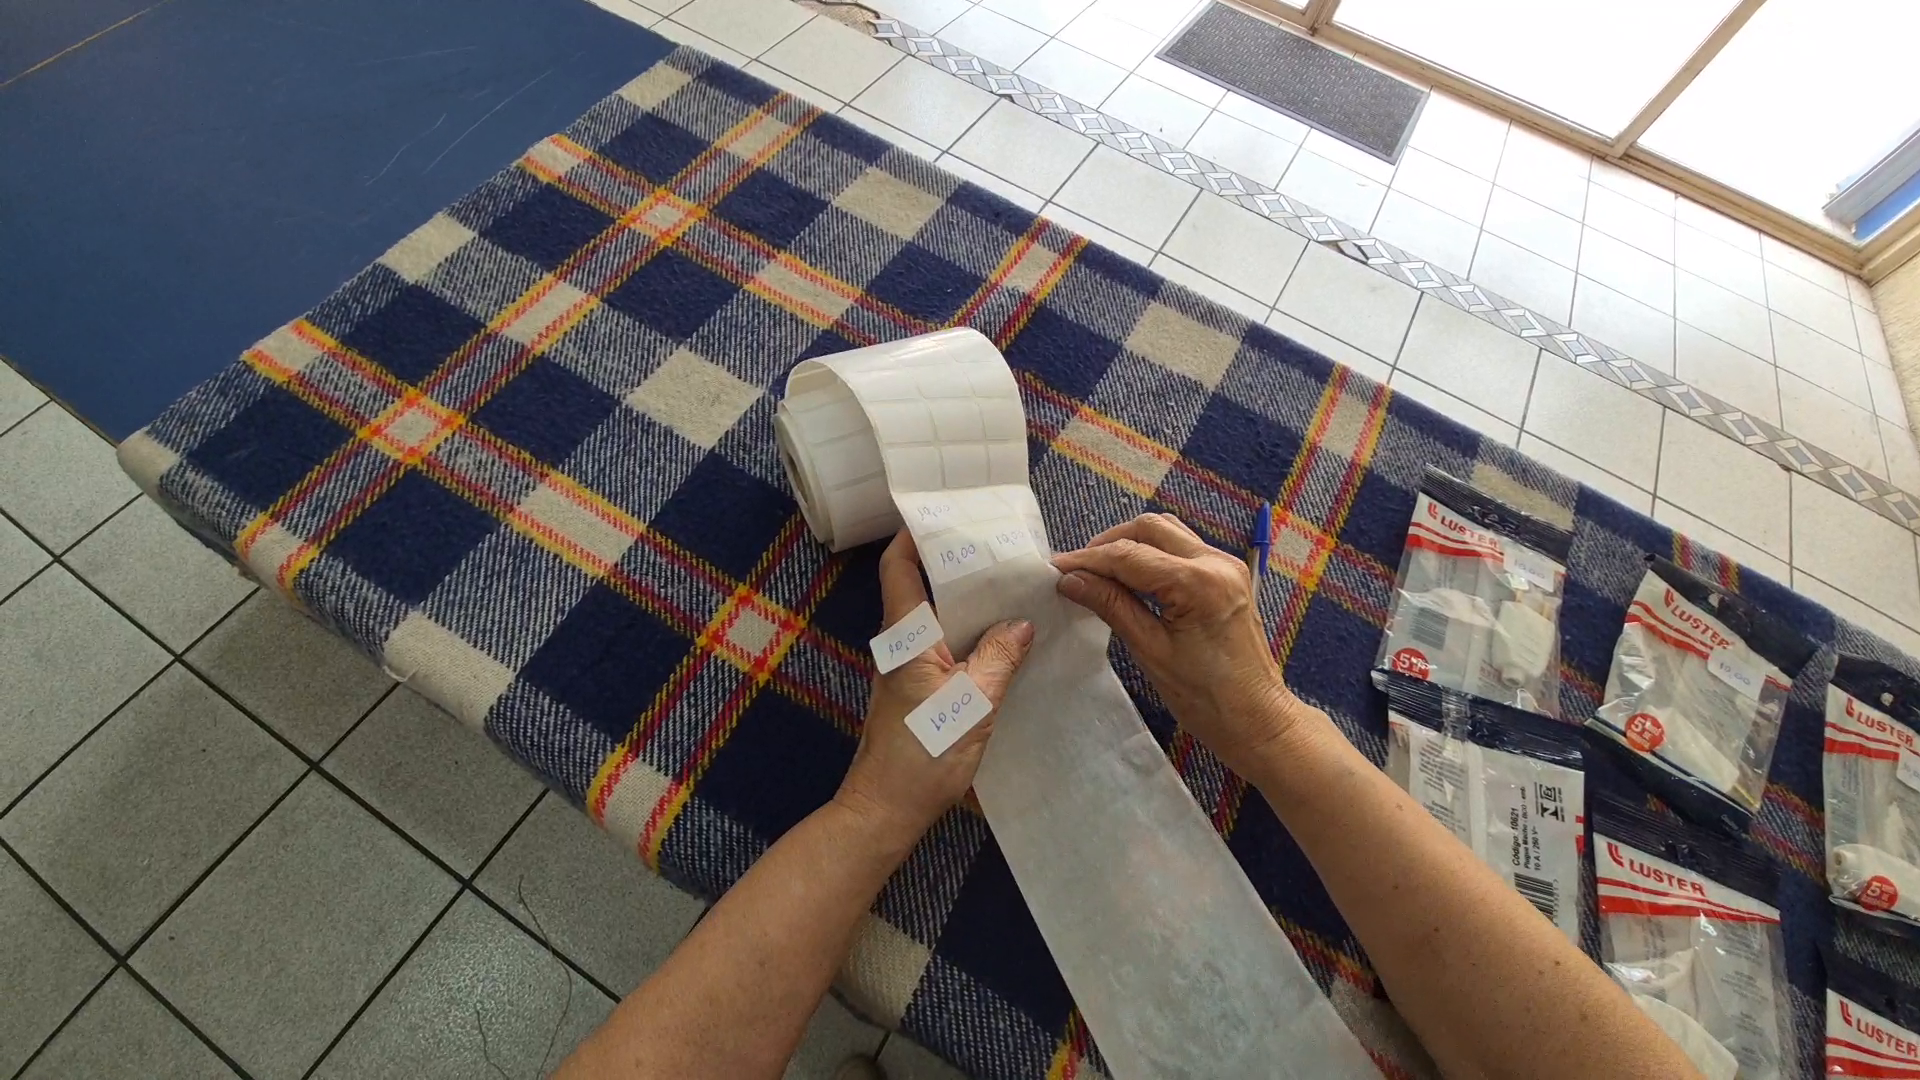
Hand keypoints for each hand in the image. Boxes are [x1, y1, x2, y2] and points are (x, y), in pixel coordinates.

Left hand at [836, 530, 1034, 840]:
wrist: (886, 809)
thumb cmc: (923, 753)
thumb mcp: (972, 703)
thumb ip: (998, 658)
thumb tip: (1021, 622)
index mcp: (906, 635)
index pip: (899, 567)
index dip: (915, 534)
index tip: (945, 511)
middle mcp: (902, 643)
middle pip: (921, 584)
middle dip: (954, 560)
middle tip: (998, 543)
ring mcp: (910, 666)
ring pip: (937, 615)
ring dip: (967, 597)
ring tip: (1010, 581)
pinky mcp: (921, 687)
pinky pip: (946, 643)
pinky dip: (971, 630)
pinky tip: (1003, 634)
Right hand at [1051, 513, 1315, 776]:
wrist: (1257, 719)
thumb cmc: (1205, 697)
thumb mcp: (1150, 651)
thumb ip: (1111, 606)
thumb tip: (1070, 580)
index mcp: (1199, 583)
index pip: (1129, 556)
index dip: (1087, 560)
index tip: (1054, 568)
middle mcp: (1216, 562)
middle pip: (1149, 528)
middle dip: (1108, 544)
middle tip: (1077, 570)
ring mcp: (1225, 565)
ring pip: (1166, 531)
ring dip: (1129, 544)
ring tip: (1098, 571)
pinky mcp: (1225, 574)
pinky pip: (1180, 547)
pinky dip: (1149, 553)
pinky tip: (1128, 576)